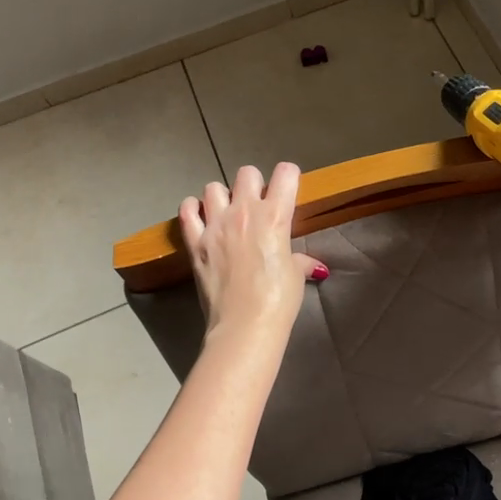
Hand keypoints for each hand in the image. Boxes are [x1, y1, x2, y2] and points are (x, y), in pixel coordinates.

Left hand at [178, 164, 323, 337]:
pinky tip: (200, 216)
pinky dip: (192, 209)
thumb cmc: (279, 300)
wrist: (245, 326)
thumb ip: (300, 261)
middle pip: (247, 174)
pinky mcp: (195, 243)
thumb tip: (314, 266)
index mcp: (275, 216)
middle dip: (254, 183)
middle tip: (257, 204)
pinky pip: (187, 211)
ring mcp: (216, 225)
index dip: (289, 177)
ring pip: (214, 187)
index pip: (286, 173)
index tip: (288, 189)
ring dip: (223, 196)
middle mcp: (244, 212)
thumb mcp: (296, 276)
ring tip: (227, 212)